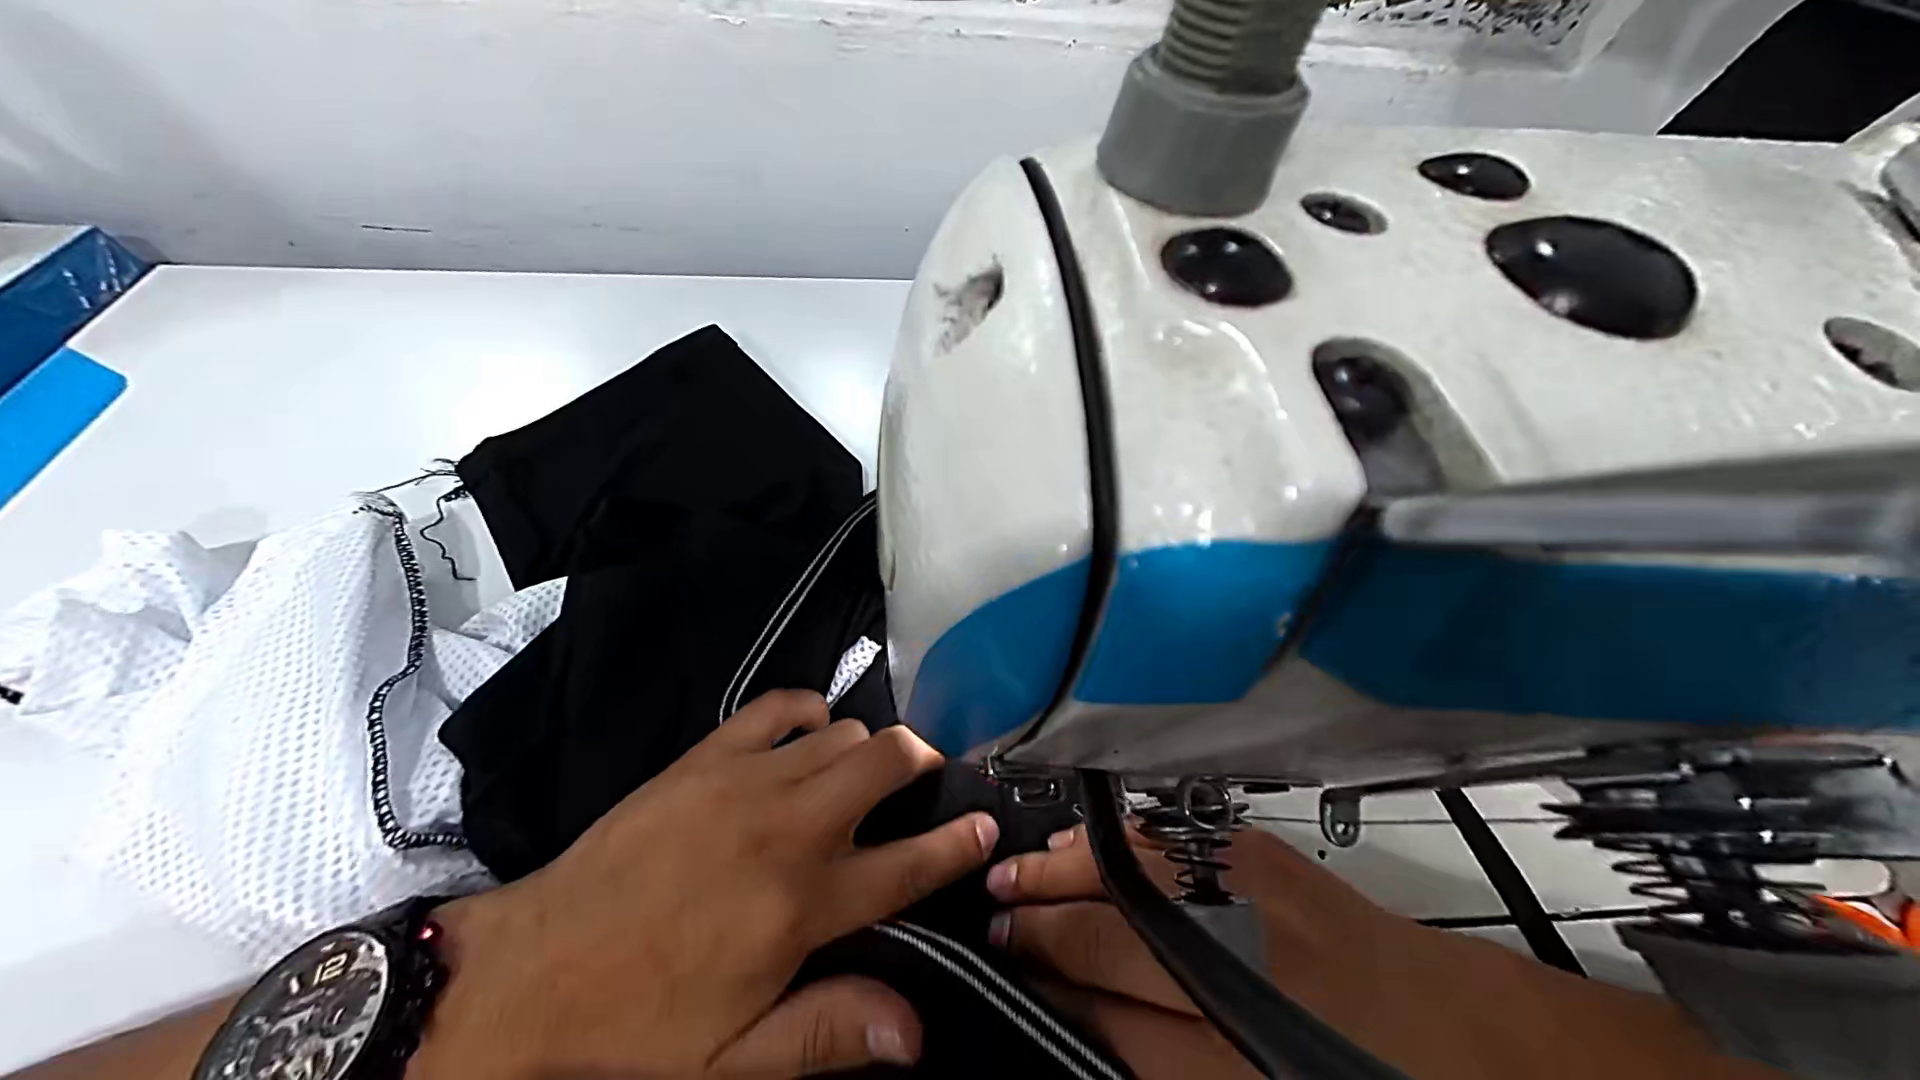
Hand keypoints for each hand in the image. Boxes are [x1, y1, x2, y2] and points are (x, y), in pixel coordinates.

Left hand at [410, 690, 999, 1078]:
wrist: (526, 978)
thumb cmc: (636, 1029)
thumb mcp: (732, 1061)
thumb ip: (829, 1033)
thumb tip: (919, 1030)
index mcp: (800, 908)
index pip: (907, 865)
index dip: (958, 842)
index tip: (986, 824)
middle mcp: (786, 831)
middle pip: (884, 762)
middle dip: (921, 761)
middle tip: (925, 776)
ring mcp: (744, 783)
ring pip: (841, 732)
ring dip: (864, 747)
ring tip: (862, 770)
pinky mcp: (705, 759)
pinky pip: (778, 707)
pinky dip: (808, 710)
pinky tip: (810, 730)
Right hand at [985, 823, 1782, 1079]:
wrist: (1527, 1066)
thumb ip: (1180, 1069)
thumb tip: (1097, 1023)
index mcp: (1240, 1063)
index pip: (1111, 1017)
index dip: (1051, 988)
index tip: (1004, 962)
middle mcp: (1243, 979)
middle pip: (1114, 943)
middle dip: (1044, 923)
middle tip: (989, 903)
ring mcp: (1268, 913)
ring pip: (1142, 883)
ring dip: (1076, 871)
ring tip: (1024, 863)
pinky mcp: (1289, 872)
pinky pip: (1191, 847)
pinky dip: (1136, 844)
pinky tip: (1104, 840)